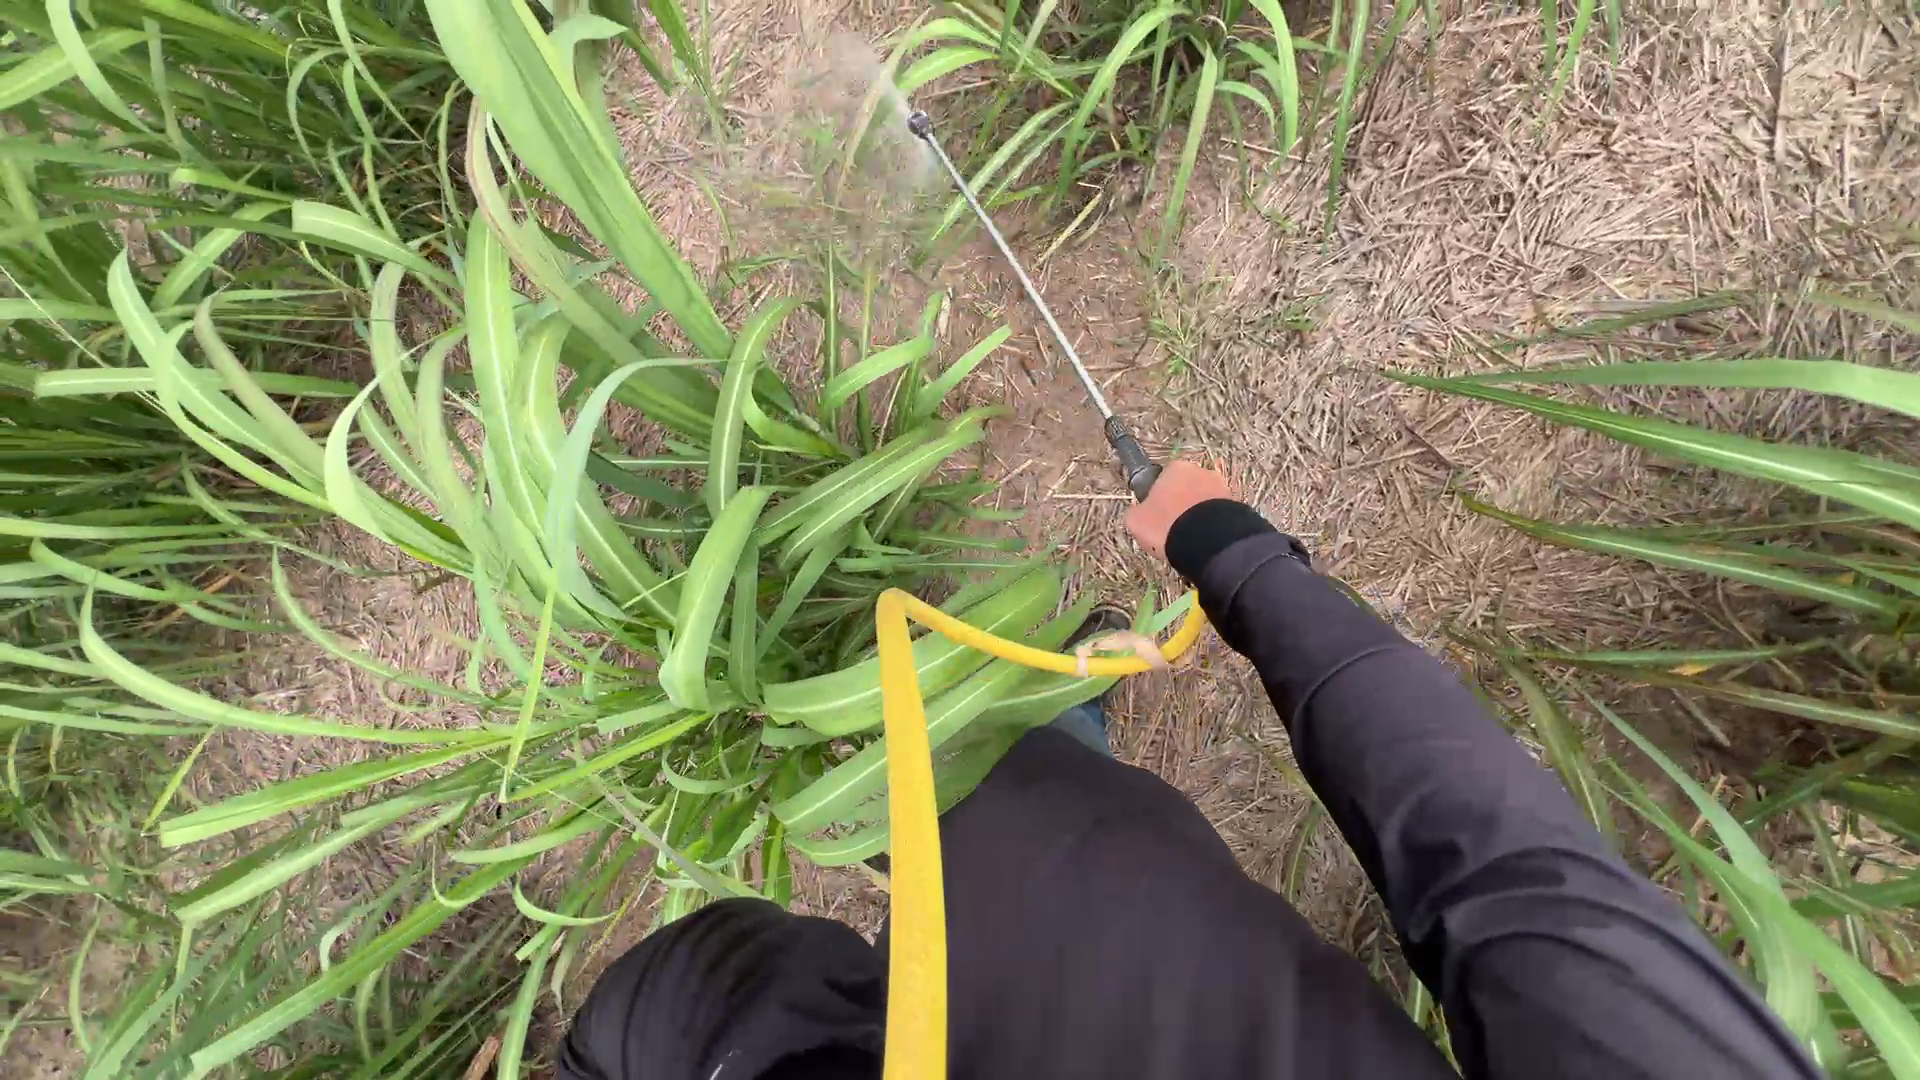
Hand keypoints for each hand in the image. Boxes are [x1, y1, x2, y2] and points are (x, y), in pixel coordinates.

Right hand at [1124, 459, 1233, 560]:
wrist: (1208, 541)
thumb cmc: (1166, 525)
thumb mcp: (1136, 521)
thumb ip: (1137, 512)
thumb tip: (1139, 512)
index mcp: (1175, 468)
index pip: (1162, 478)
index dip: (1157, 498)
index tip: (1155, 515)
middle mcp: (1201, 471)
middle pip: (1186, 488)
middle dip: (1180, 505)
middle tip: (1171, 528)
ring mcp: (1222, 487)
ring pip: (1204, 502)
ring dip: (1198, 516)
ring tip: (1189, 539)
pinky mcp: (1237, 505)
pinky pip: (1218, 516)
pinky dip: (1212, 526)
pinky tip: (1204, 542)